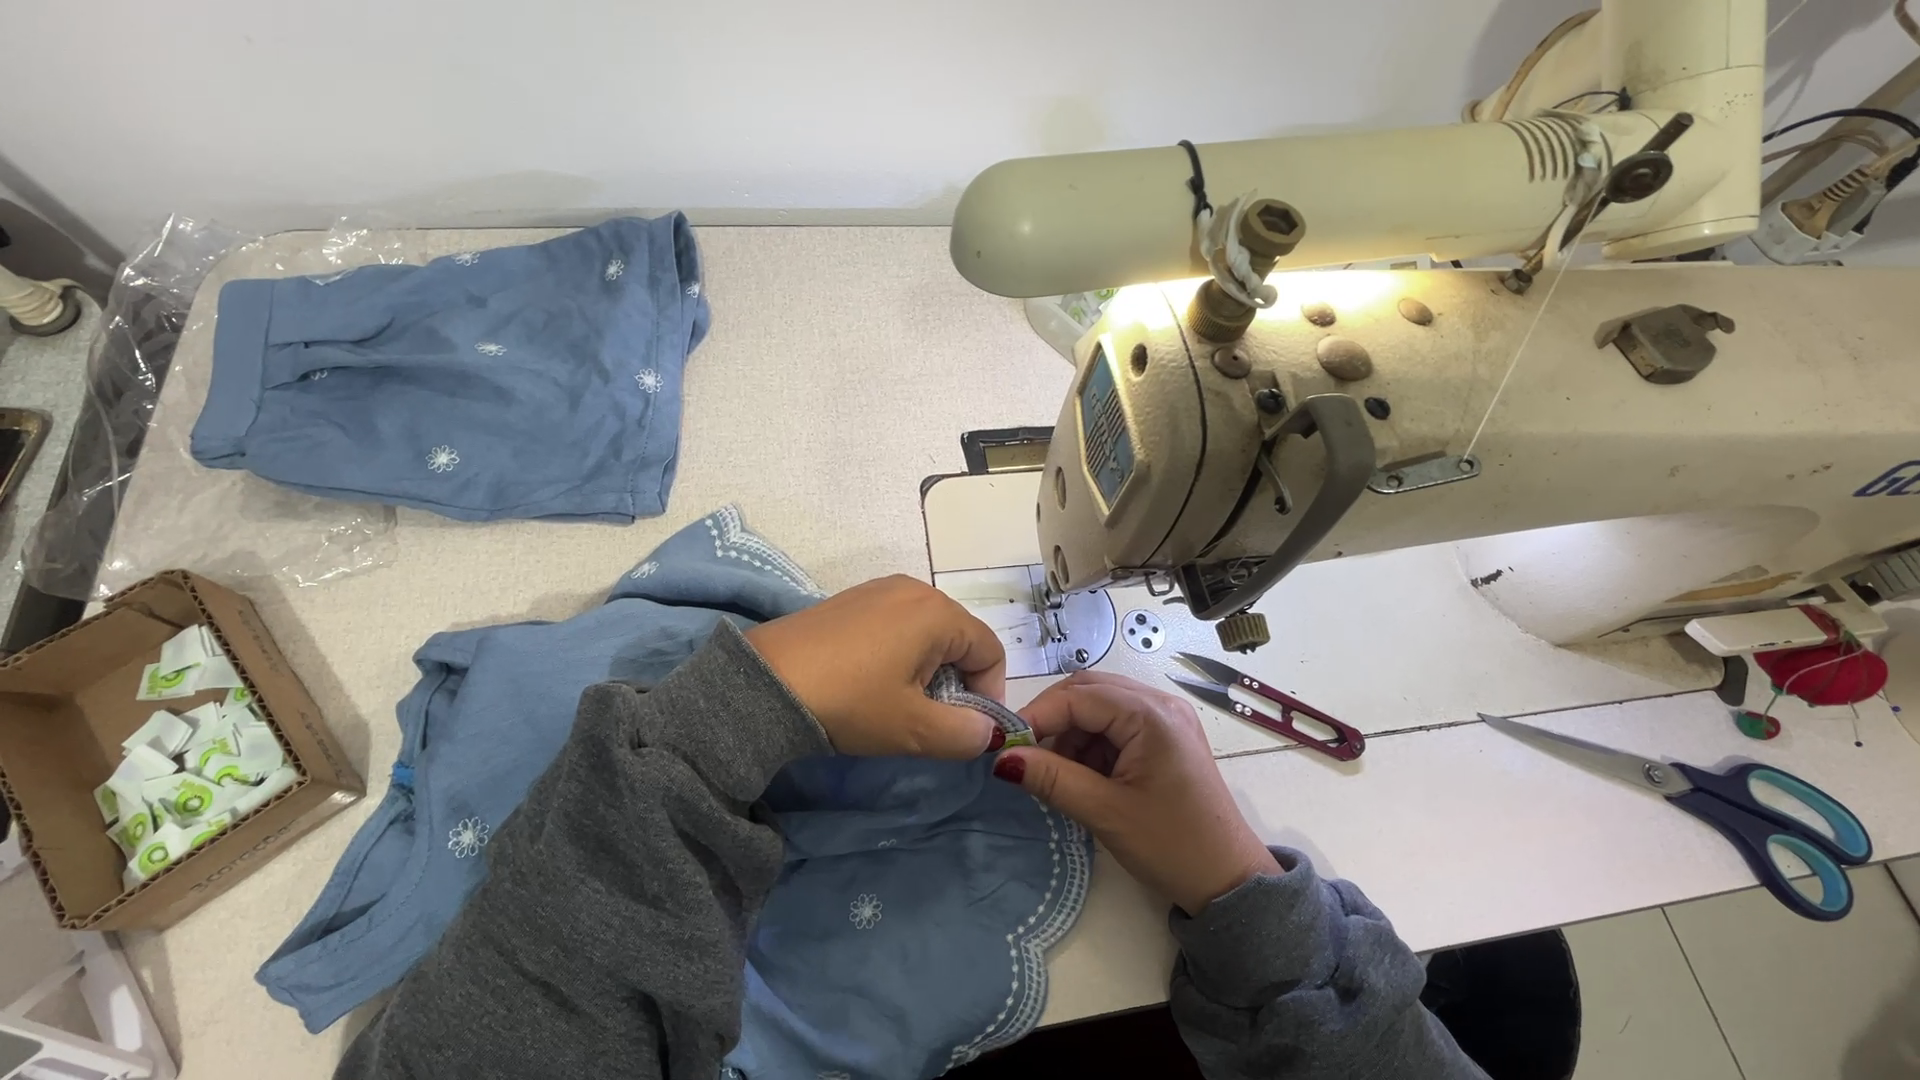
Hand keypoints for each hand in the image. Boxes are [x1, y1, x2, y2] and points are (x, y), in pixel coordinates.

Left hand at [744, 575, 1006, 758]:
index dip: (990, 694)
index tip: (967, 729)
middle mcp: (914, 589)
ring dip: (927, 671)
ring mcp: (879, 589)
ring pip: (927, 633)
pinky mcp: (850, 600)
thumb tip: (987, 733)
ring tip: (896, 704)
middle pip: (959, 638)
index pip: (991, 651)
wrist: (763, 683)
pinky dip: (898, 655)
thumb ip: (964, 734)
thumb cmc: (848, 702)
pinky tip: (869, 683)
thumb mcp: (912, 729)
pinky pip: (895, 625)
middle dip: (956, 682)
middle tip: (928, 720)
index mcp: (938, 612)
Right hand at [996, 672, 1279, 914]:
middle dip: (1053, 719)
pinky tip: (1082, 775)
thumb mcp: (1105, 812)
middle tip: (1025, 754)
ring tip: (1056, 773)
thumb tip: (1002, 759)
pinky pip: (1116, 724)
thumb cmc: (1171, 846)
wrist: (1229, 882)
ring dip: (1071, 733)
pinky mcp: (1166, 738)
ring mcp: (1166, 719)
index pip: (1078, 696)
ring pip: (1100, 706)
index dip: (1037, 716)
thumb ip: (1052, 779)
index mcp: (1151, 714)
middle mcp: (1160, 704)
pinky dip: (1091, 744)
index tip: (1005, 745)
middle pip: (1089, 691)